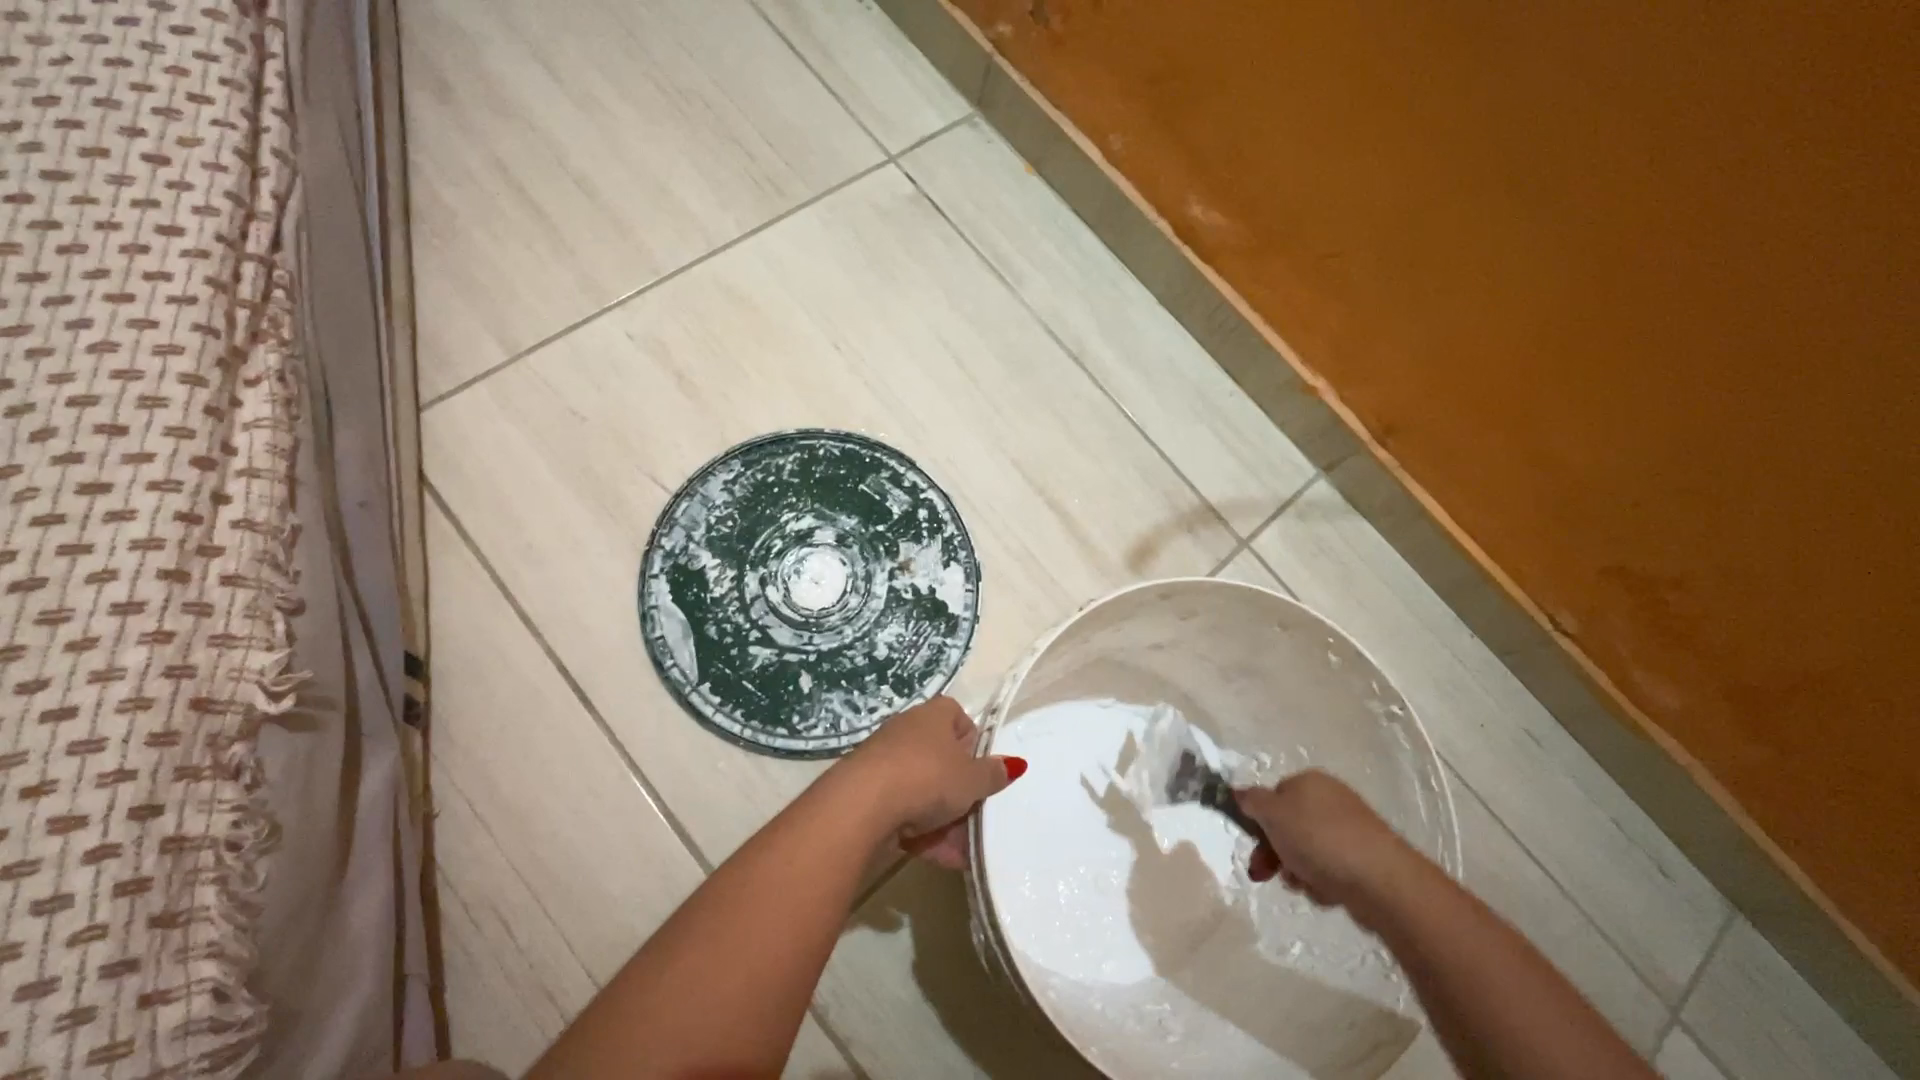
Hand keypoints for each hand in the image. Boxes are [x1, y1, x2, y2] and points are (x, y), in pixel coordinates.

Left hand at [836, 696, 1024, 868]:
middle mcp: (908, 733)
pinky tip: (944, 859)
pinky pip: (906, 813)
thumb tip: (1012, 764)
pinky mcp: (871, 795)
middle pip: (942, 761)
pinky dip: (924, 834)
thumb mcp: (972, 779)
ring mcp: (886, 764)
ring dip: (947, 823)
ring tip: (966, 852)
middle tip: (979, 818)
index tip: (981, 768)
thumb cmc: (928, 777)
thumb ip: (993, 774)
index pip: (958, 717)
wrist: (863, 804)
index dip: (973, 742)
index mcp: (933, 716)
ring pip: (925, 793)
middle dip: (962, 794)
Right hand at [1235, 770, 1409, 909]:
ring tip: (1304, 884)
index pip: (1272, 796)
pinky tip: (1327, 891)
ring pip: (1305, 852)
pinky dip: (1321, 882)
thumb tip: (1237, 792)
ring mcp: (1350, 830)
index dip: (1259, 820)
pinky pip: (1329, 869)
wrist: (1380, 880)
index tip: (1251, 843)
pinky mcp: (1363, 859)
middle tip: (1265, 874)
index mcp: (1310, 782)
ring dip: (1296, 871)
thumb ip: (1250, 800)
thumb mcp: (1272, 814)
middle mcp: (1331, 800)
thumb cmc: (1318, 840)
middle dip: (1273, 853)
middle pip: (1287, 827)